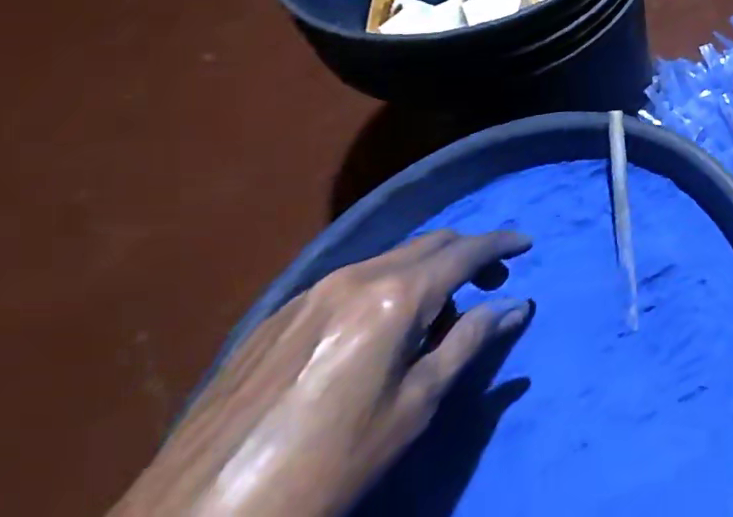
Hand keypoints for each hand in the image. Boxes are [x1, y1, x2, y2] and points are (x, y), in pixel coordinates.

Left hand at [111, 230, 532, 516]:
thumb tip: (516, 306)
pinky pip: (350, 284)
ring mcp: (311, 292)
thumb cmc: (332, 463)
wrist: (204, 514)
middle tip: (493, 282)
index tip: (528, 243)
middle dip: (466, 254)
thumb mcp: (415, 407)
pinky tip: (377, 336)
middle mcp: (354, 277)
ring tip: (436, 318)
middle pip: (427, 245)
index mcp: (393, 296)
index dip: (500, 243)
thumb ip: (469, 344)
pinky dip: (383, 290)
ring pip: (388, 261)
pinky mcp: (279, 315)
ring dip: (425, 274)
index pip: (463, 252)